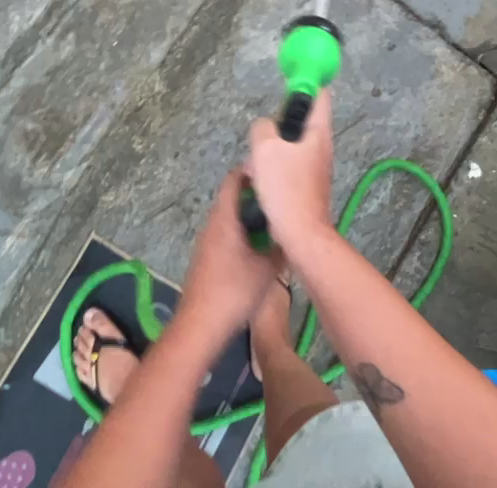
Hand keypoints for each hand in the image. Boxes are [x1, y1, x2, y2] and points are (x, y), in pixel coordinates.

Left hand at [174, 171, 280, 341]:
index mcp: (225, 218)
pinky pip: (226, 236)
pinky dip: (243, 234)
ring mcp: (207, 243)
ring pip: (230, 220)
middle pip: (233, 199)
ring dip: (251, 218)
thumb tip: (296, 232)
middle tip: (282, 200)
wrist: (200, 327)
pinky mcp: (207, 260)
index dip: (252, 170)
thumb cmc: (235, 290)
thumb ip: (283, 246)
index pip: (234, 179)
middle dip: (257, 197)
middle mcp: (212, 225)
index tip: (274, 172)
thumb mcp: (268, 268)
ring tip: (276, 223)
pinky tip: (260, 249)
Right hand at [247, 89, 334, 246]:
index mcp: (319, 132)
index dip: (307, 82)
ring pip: (292, 147)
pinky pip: (288, 167)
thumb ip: (263, 129)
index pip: (320, 94)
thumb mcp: (265, 150)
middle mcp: (322, 147)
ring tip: (258, 165)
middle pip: (303, 122)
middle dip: (279, 124)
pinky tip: (262, 183)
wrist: (300, 235)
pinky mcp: (308, 186)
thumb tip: (265, 127)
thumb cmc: (286, 188)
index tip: (290, 79)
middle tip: (262, 134)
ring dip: (272, 151)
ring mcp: (317, 168)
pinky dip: (274, 169)